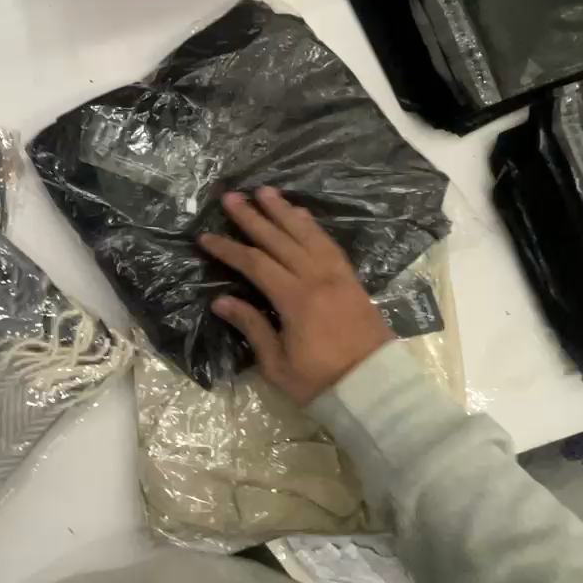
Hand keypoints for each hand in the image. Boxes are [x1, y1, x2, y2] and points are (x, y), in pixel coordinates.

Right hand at [199, 187, 393, 404]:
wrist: (377, 391)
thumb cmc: (321, 382)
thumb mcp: (277, 364)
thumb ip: (252, 327)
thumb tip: (221, 301)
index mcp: (296, 300)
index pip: (255, 264)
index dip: (228, 249)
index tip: (205, 237)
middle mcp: (317, 279)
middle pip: (280, 240)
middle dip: (253, 217)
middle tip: (232, 197)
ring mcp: (338, 277)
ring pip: (307, 235)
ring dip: (284, 212)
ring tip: (265, 191)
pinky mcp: (352, 281)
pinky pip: (328, 244)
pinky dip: (312, 226)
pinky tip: (301, 215)